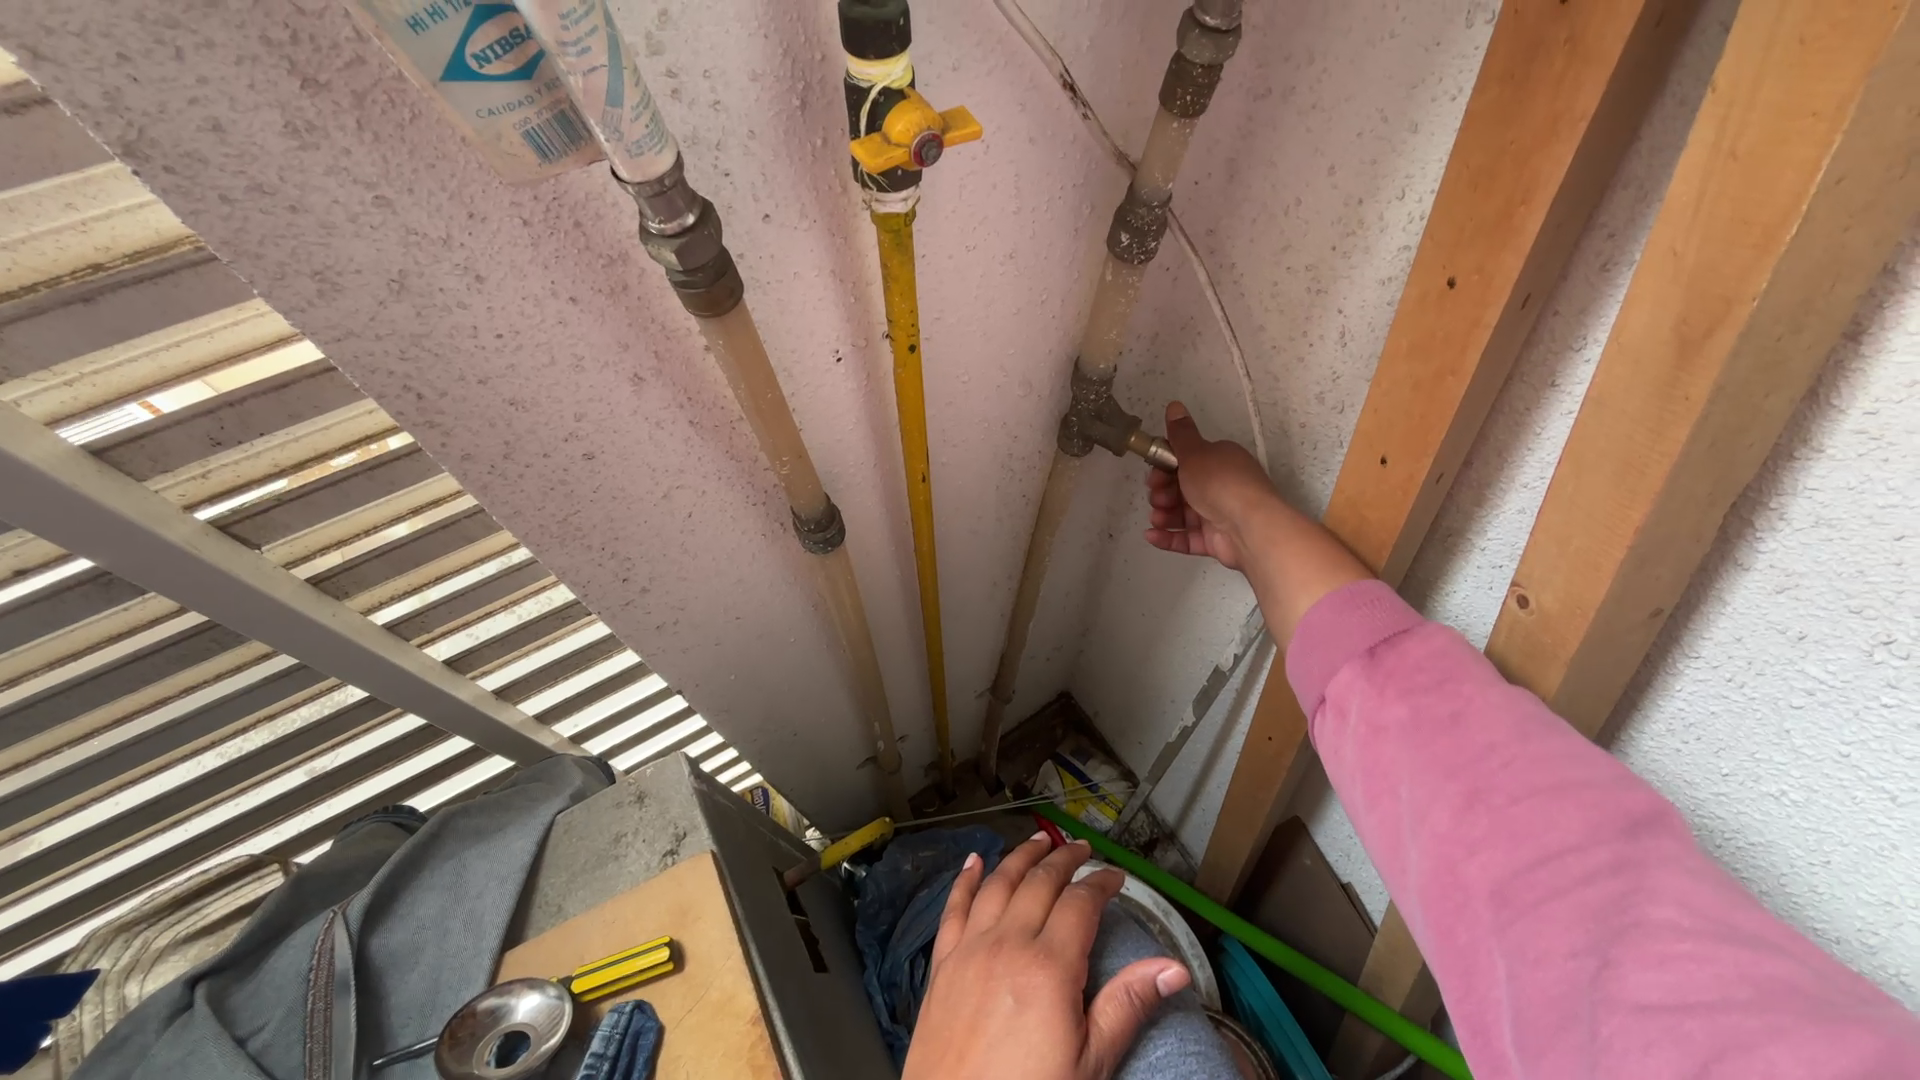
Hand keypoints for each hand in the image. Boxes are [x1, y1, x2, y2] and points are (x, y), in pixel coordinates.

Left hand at [901, 834, 1190, 1079]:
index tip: (1114, 876)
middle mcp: (1007, 945)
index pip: (1081, 904)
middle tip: (1081, 848)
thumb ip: (1127, 1006)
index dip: (1100, 883)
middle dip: (1064, 858)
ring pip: (998, 884)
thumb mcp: (1090, 1062)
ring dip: (1020, 857)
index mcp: (1049, 967)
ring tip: (1038, 840)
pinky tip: (974, 862)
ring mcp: (971, 950)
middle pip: (1039, 883)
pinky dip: (966, 880)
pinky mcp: (944, 964)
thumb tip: (1173, 969)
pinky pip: (954, 908)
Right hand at [1146, 401, 1280, 569]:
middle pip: (1182, 488)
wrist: (1249, 526)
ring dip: (1163, 515)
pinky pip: (1188, 538)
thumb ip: (1180, 434)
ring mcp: (1218, 514)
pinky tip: (1151, 535)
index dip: (1165, 468)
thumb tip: (1175, 406)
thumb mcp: (1195, 453)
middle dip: (1162, 492)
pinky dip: (1169, 537)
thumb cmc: (1221, 484)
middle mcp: (1220, 485)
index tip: (1154, 474)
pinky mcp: (1215, 540)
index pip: (1186, 461)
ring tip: (1156, 518)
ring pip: (1183, 514)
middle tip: (1157, 496)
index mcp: (1219, 461)